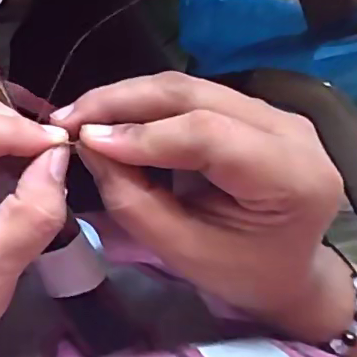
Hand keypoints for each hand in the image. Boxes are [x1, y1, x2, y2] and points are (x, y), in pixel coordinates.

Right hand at [53, 73, 350, 341]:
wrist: (288, 271)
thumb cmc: (239, 271)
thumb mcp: (181, 250)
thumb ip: (132, 198)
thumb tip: (88, 143)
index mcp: (290, 176)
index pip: (208, 134)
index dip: (141, 133)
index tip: (84, 140)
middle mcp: (288, 129)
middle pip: (191, 94)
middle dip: (120, 101)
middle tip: (66, 117)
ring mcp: (270, 111)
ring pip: (183, 85)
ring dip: (124, 96)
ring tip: (78, 114)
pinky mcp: (248, 106)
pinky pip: (186, 92)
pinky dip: (140, 101)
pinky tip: (107, 114)